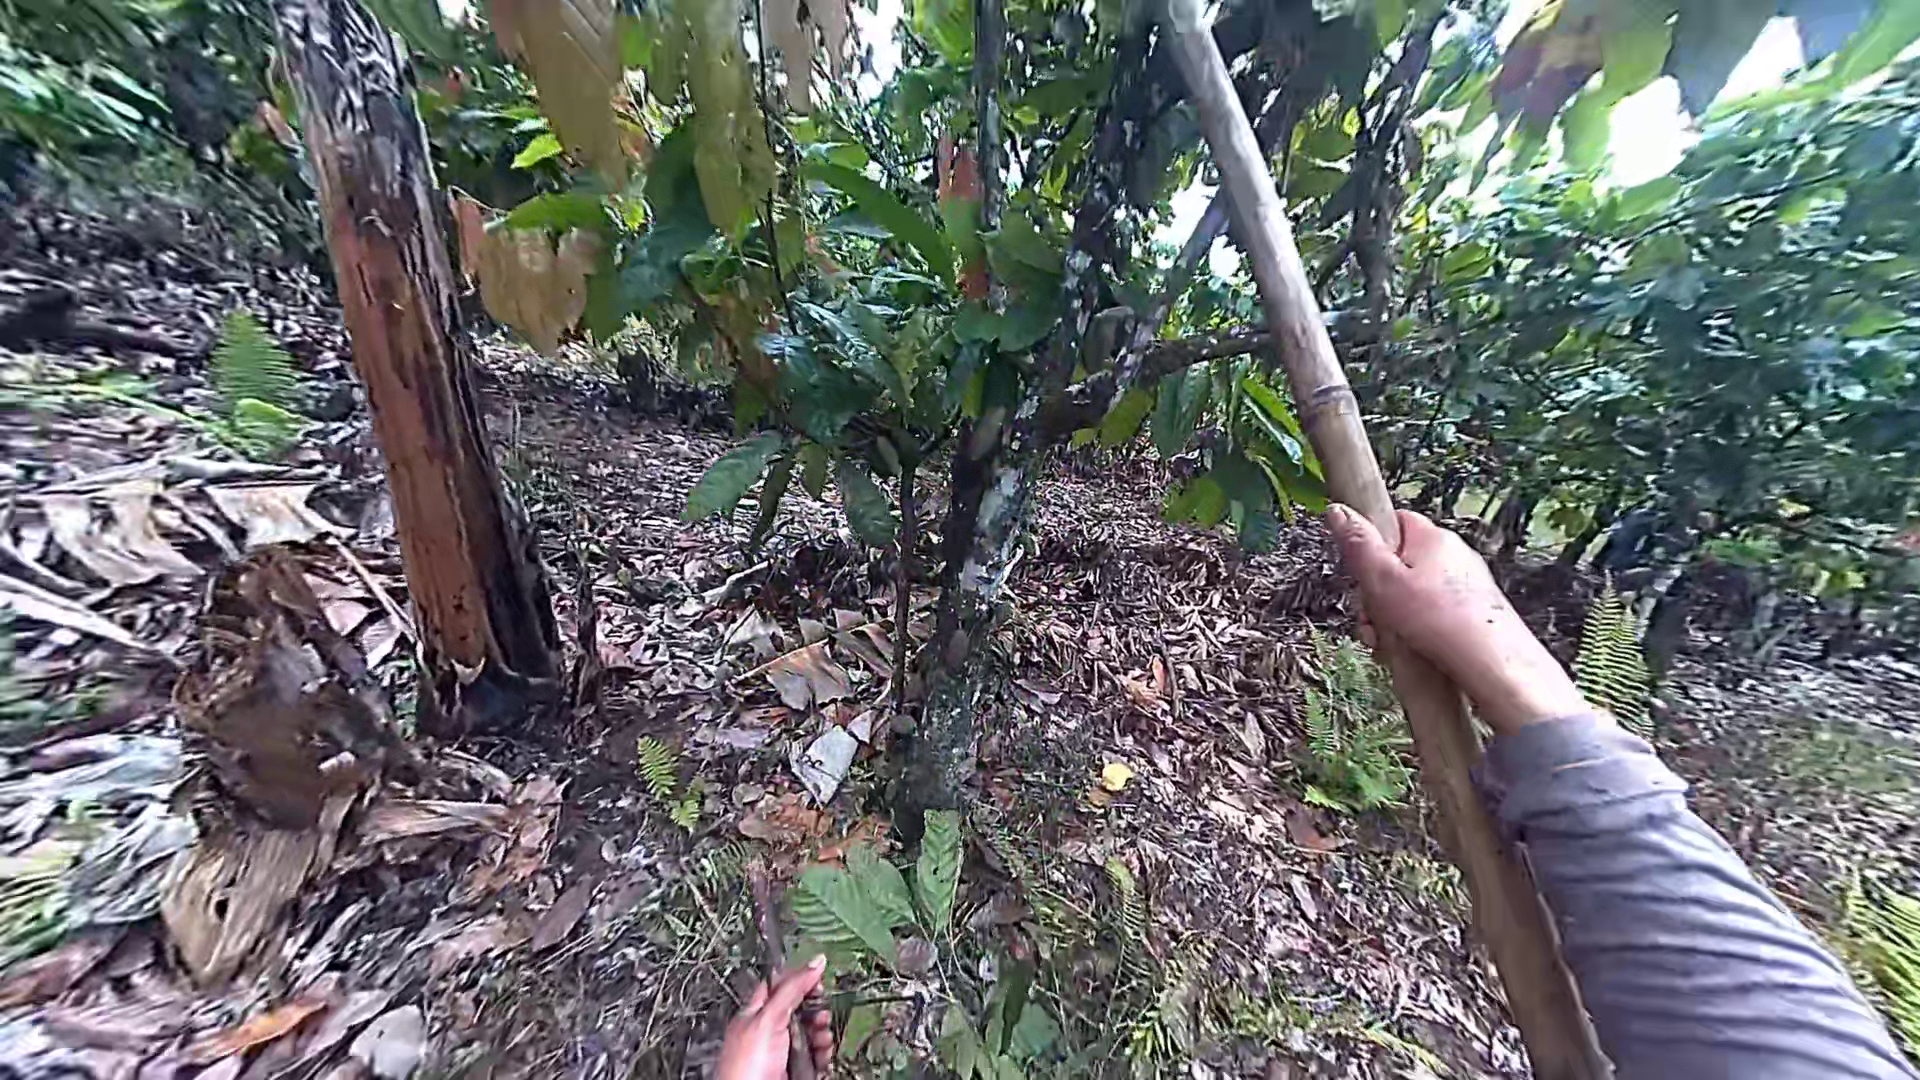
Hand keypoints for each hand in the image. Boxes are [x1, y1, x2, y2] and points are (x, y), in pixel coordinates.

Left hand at [717, 956, 832, 1079]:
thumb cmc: (744, 1072)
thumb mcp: (768, 1019)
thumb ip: (791, 989)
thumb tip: (816, 962)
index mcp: (755, 1014)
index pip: (779, 983)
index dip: (799, 976)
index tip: (817, 974)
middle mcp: (769, 1032)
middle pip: (799, 1006)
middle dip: (816, 1006)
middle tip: (820, 1009)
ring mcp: (782, 1053)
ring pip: (810, 1030)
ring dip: (822, 1028)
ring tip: (822, 1033)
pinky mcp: (795, 1071)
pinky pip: (816, 1054)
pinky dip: (824, 1050)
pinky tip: (823, 1051)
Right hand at [1324, 504, 1589, 734]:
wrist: (1493, 667)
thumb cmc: (1438, 621)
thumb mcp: (1380, 578)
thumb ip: (1358, 543)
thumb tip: (1339, 510)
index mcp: (1433, 538)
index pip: (1391, 520)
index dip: (1368, 542)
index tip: (1357, 566)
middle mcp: (1453, 555)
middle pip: (1395, 561)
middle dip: (1374, 590)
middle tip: (1369, 612)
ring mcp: (1464, 583)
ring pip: (1408, 590)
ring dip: (1387, 613)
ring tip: (1385, 638)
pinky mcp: (1470, 609)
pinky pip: (1427, 610)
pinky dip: (1410, 626)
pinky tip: (1404, 645)